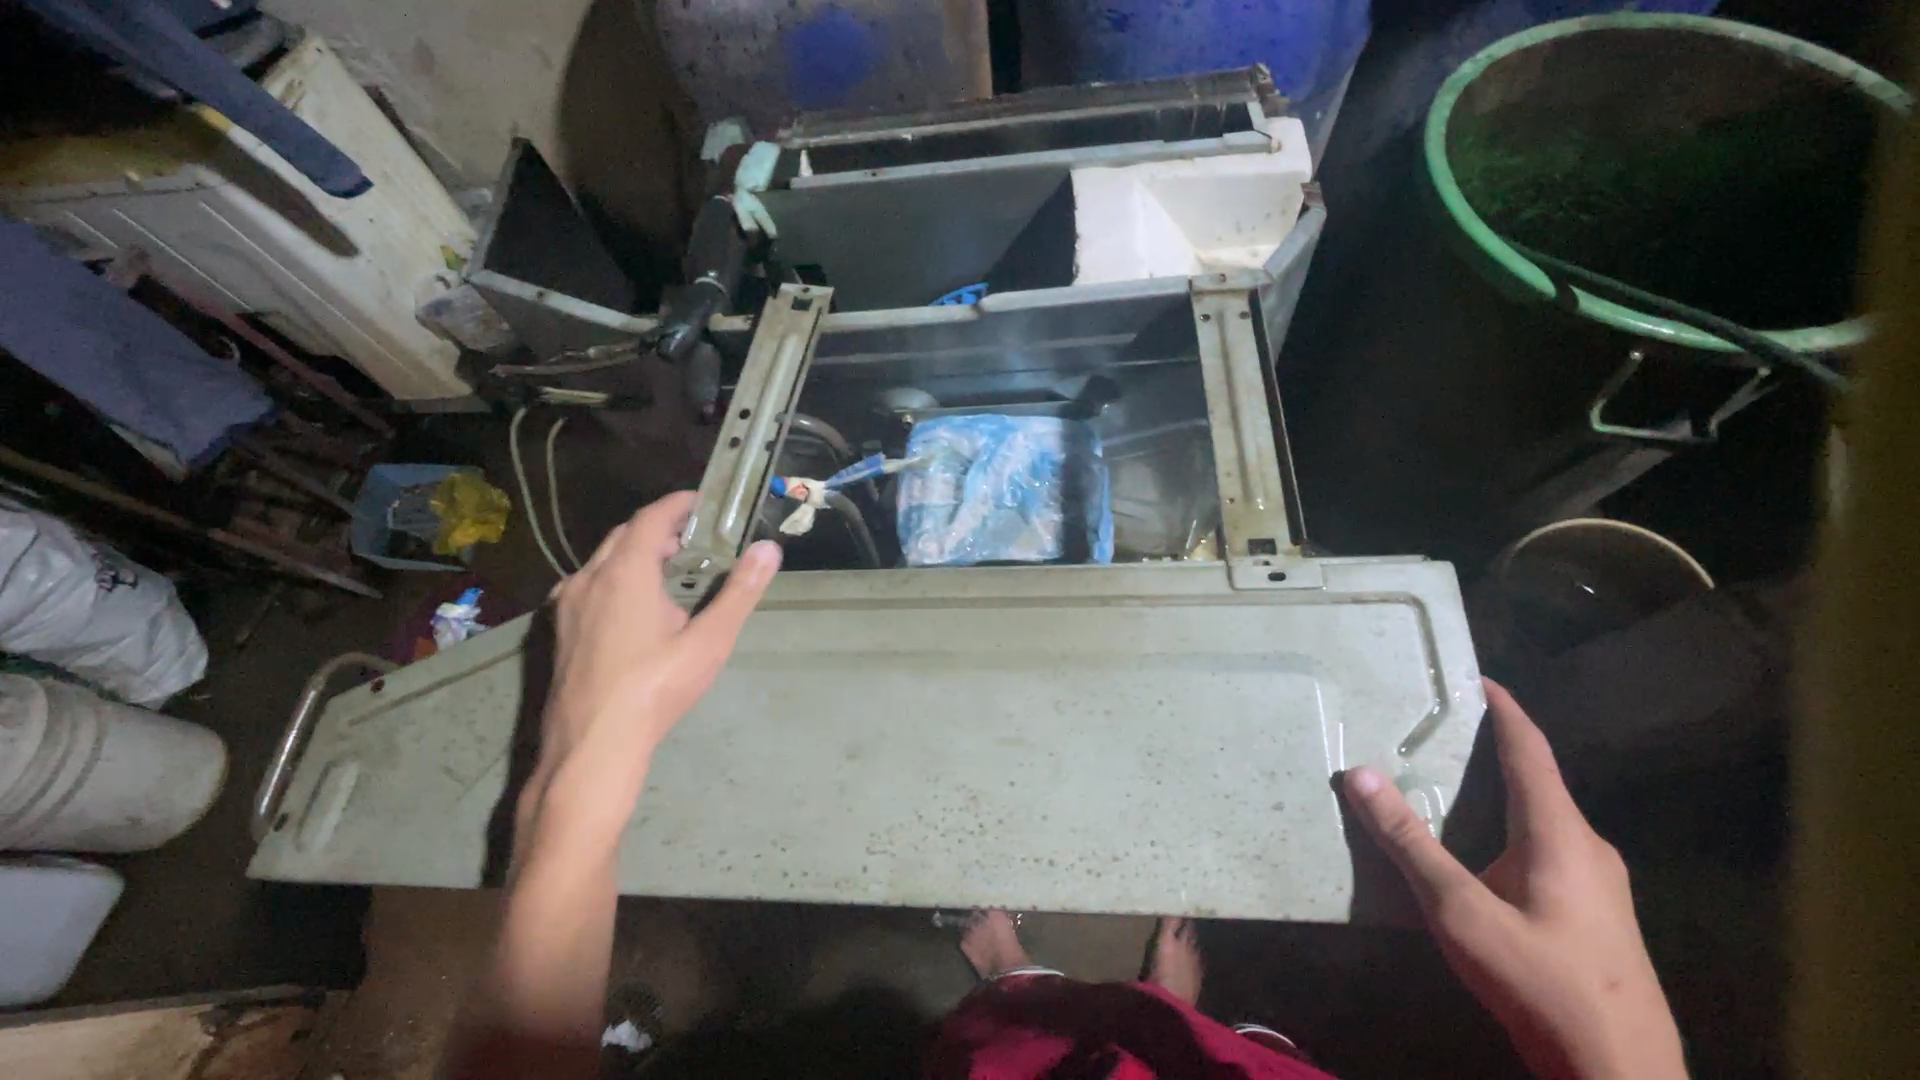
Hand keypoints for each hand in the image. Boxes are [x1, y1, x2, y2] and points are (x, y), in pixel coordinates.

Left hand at [528, 492, 781, 844]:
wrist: (592, 745)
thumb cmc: (656, 688)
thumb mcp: (709, 641)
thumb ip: (739, 592)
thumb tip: (769, 549)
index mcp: (625, 572)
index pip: (650, 517)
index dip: (678, 505)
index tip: (704, 503)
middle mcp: (589, 578)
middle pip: (624, 536)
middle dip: (659, 529)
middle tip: (695, 540)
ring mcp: (567, 605)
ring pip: (603, 561)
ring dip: (636, 554)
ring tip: (669, 570)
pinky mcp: (560, 630)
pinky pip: (588, 585)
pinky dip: (615, 578)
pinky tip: (633, 607)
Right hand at [1342, 680, 1685, 1079]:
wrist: (1620, 1074)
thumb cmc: (1540, 980)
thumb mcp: (1460, 911)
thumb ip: (1410, 843)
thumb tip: (1360, 774)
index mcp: (1561, 833)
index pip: (1530, 750)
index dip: (1504, 709)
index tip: (1473, 677)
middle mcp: (1588, 847)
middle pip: (1537, 780)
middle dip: (1490, 748)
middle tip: (1437, 729)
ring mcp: (1599, 884)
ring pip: (1542, 817)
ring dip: (1499, 791)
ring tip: (1447, 783)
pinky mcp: (1596, 915)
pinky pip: (1547, 847)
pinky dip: (1508, 827)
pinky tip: (1478, 853)